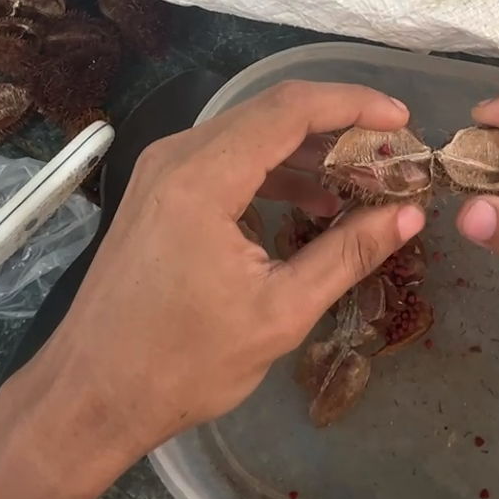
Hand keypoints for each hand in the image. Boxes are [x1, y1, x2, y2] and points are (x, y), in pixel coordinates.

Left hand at [0, 82, 425, 498]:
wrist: (90, 393)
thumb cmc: (182, 363)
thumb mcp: (279, 313)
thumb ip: (347, 253)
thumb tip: (408, 215)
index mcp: (203, 177)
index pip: (290, 109)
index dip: (352, 104)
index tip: (401, 119)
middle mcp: (179, 154)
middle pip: (270, 111)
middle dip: (337, 124)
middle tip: (391, 151)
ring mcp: (164, 167)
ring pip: (250, 130)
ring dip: (307, 147)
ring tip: (362, 176)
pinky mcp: (161, 186)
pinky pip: (228, 156)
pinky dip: (274, 168)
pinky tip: (312, 199)